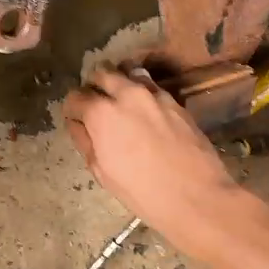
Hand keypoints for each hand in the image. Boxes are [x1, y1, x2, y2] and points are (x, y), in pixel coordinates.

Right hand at [64, 67, 240, 240]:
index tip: (76, 121)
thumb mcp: (103, 172)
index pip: (75, 97)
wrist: (196, 196)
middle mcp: (126, 94)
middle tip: (95, 106)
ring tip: (119, 102)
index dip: (72, 110)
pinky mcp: (175, 100)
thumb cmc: (142, 192)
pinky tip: (144, 112)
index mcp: (102, 114)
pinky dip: (141, 92)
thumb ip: (85, 142)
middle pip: (101, 73)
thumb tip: (77, 124)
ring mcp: (154, 94)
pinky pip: (151, 86)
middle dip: (94, 86)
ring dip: (119, 82)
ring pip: (128, 73)